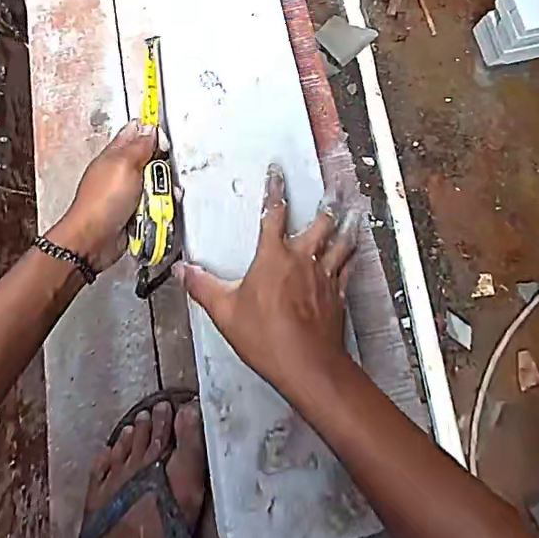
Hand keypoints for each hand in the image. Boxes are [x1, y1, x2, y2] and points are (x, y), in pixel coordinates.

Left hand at [54, 121, 158, 270]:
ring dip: (163, 189)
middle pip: (152, 160)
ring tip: (161, 195)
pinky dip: (162, 206)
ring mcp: (130, 193)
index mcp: (115, 155)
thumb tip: (150, 129)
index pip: (136, 134)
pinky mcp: (137, 212)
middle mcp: (122, 172)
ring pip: (157, 183)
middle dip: (163, 167)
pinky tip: (161, 209)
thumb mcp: (124, 165)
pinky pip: (157, 203)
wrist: (94, 241)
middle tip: (162, 174)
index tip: (165, 142)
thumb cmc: (102, 201)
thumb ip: (139, 145)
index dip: (153, 133)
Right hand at [176, 166, 358, 396]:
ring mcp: (323, 275)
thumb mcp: (225, 312)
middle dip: (324, 205)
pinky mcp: (337, 292)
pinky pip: (347, 266)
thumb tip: (183, 271)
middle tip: (332, 189)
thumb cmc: (267, 338)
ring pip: (340, 241)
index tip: (277, 173)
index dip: (275, 190)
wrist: (306, 364)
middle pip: (318, 223)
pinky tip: (355, 250)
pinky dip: (352, 255)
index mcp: (274, 257)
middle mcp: (303, 259)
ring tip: (352, 212)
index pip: (274, 213)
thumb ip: (203, 287)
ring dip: (346, 225)